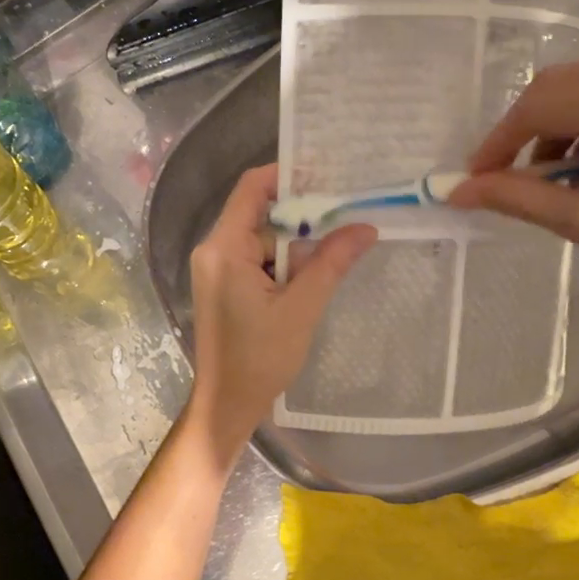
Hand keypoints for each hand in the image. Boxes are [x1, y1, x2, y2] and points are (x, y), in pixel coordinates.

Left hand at [187, 165, 375, 457]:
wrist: (227, 403)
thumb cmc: (259, 359)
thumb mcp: (301, 308)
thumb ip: (330, 263)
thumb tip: (365, 227)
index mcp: (224, 248)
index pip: (252, 188)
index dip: (288, 175)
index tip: (329, 176)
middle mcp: (213, 251)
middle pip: (260, 213)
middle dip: (302, 216)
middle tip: (348, 213)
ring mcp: (216, 270)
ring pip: (263, 239)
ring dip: (296, 246)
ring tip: (338, 246)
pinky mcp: (223, 287)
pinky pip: (256, 260)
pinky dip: (283, 264)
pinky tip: (313, 273)